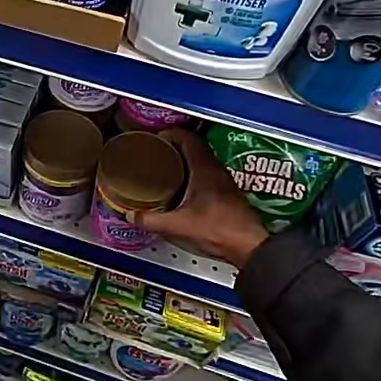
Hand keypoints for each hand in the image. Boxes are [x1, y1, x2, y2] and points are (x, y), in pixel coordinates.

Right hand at [133, 128, 270, 267]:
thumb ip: (152, 220)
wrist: (249, 246)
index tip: (157, 137)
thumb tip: (132, 215)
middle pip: (194, 146)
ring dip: (185, 160)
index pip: (188, 138)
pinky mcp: (227, 193)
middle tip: (158, 152)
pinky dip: (193, 173)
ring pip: (202, 160)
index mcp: (204, 169)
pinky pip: (207, 173)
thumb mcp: (178, 225)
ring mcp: (224, 181)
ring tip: (167, 167)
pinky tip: (183, 188)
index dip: (171, 133)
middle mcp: (216, 170)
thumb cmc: (220, 230)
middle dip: (175, 146)